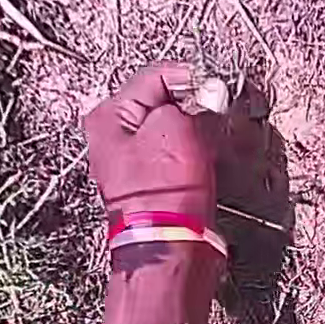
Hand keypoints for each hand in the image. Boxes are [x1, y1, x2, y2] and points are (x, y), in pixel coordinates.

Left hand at [84, 63, 218, 221]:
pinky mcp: (156, 188)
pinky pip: (181, 162)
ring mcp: (135, 167)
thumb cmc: (163, 194)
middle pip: (164, 107)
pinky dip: (197, 160)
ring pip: (175, 135)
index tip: (215, 88)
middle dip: (194, 111)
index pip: (155, 76)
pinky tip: (205, 169)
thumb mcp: (174, 127)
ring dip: (198, 138)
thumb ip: (186, 103)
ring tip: (211, 149)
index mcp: (109, 117)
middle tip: (215, 118)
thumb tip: (202, 99)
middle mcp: (115, 141)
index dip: (191, 79)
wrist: (170, 246)